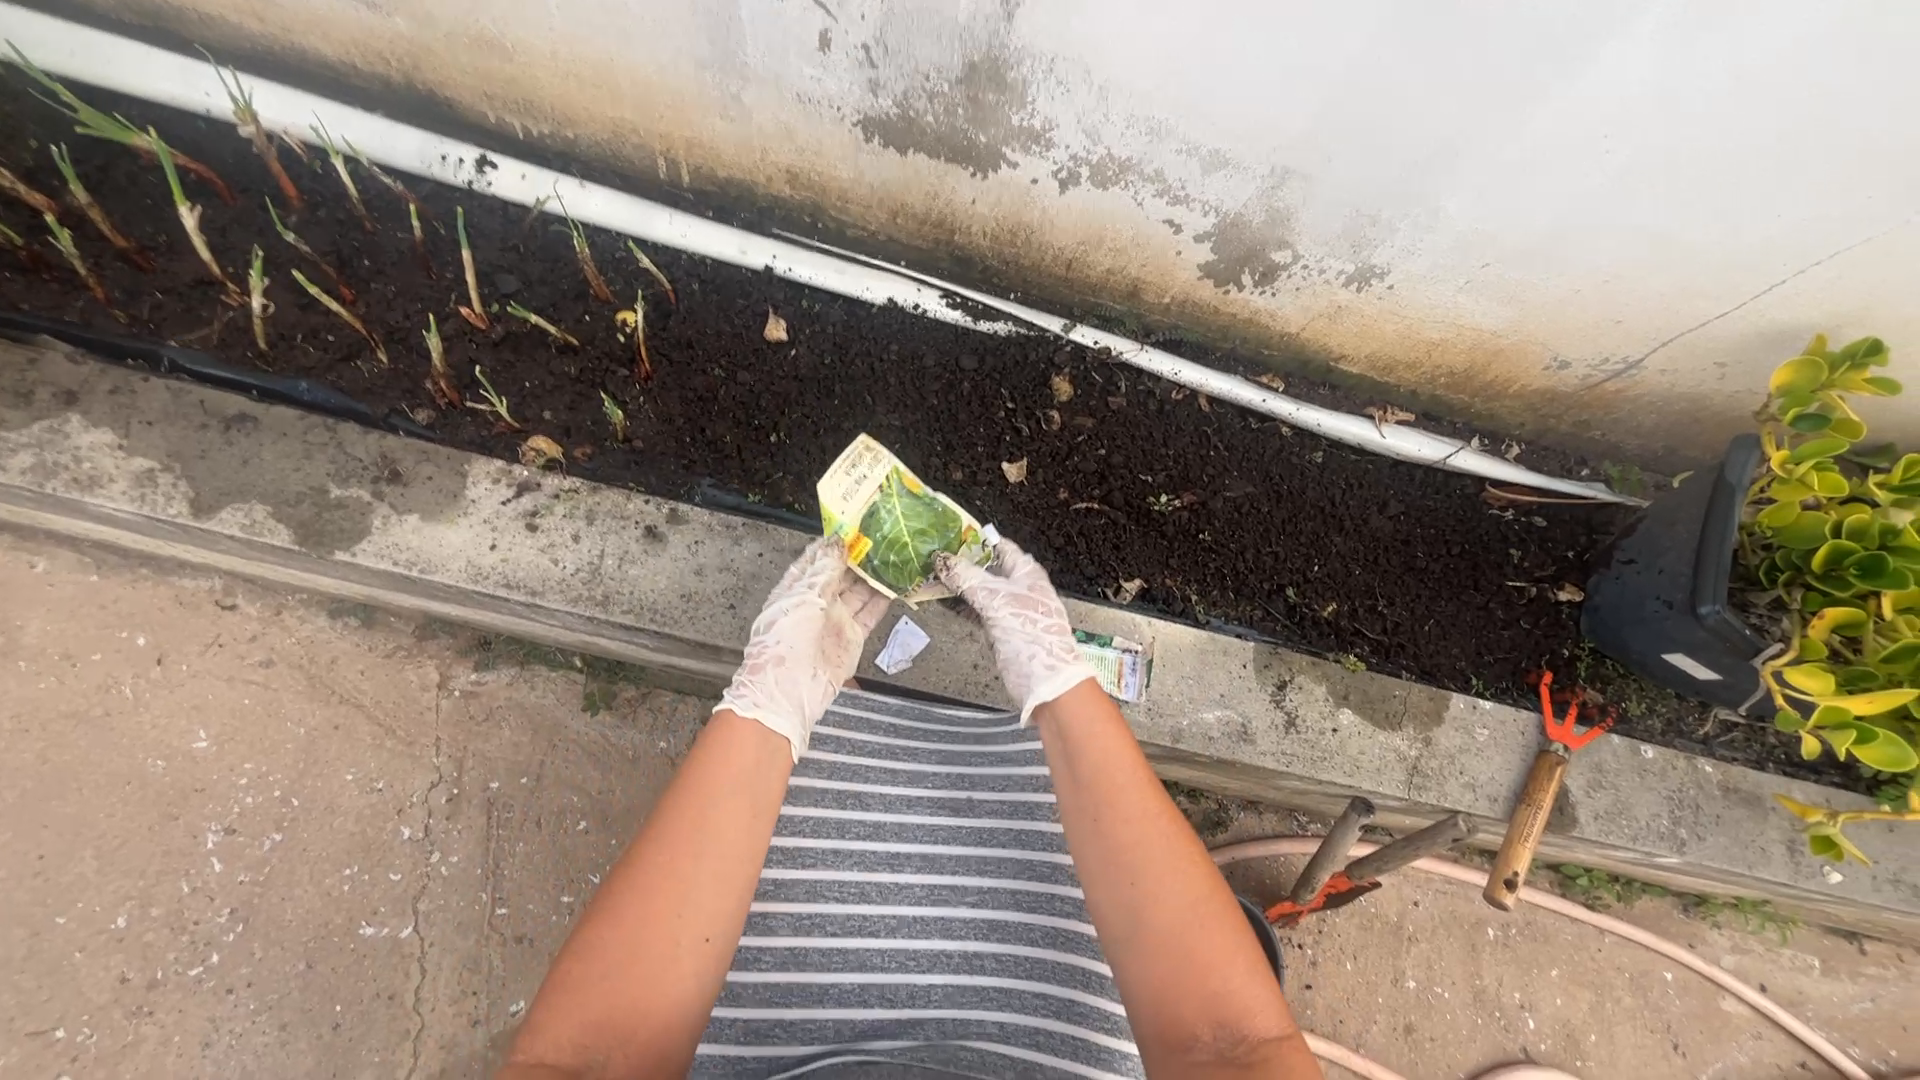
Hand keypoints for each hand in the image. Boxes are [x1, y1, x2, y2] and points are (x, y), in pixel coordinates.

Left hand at [717, 536, 889, 759]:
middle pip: (842, 573)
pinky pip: (871, 613)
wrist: (789, 690)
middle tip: (882, 537)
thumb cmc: (784, 641)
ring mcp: (836, 620)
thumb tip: (839, 542)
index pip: (817, 558)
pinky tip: (897, 584)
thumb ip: (825, 569)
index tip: (855, 526)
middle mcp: (817, 602)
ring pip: (860, 591)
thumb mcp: (802, 596)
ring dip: (875, 575)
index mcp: (797, 588)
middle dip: (860, 556)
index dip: (835, 542)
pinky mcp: (853, 637)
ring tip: (894, 556)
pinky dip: (884, 599)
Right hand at [936, 538, 1096, 722]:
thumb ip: (968, 578)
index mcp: (1027, 573)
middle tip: (936, 556)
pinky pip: (977, 610)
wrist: (1044, 681)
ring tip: (934, 576)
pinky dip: (961, 605)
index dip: (977, 539)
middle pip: (987, 568)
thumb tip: (943, 560)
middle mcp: (1019, 588)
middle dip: (963, 563)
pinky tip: (945, 600)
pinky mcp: (1000, 629)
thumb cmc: (1033, 637)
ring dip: (959, 584)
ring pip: (980, 589)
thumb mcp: (997, 600)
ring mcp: (1009, 610)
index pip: (1000, 546)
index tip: (951, 534)